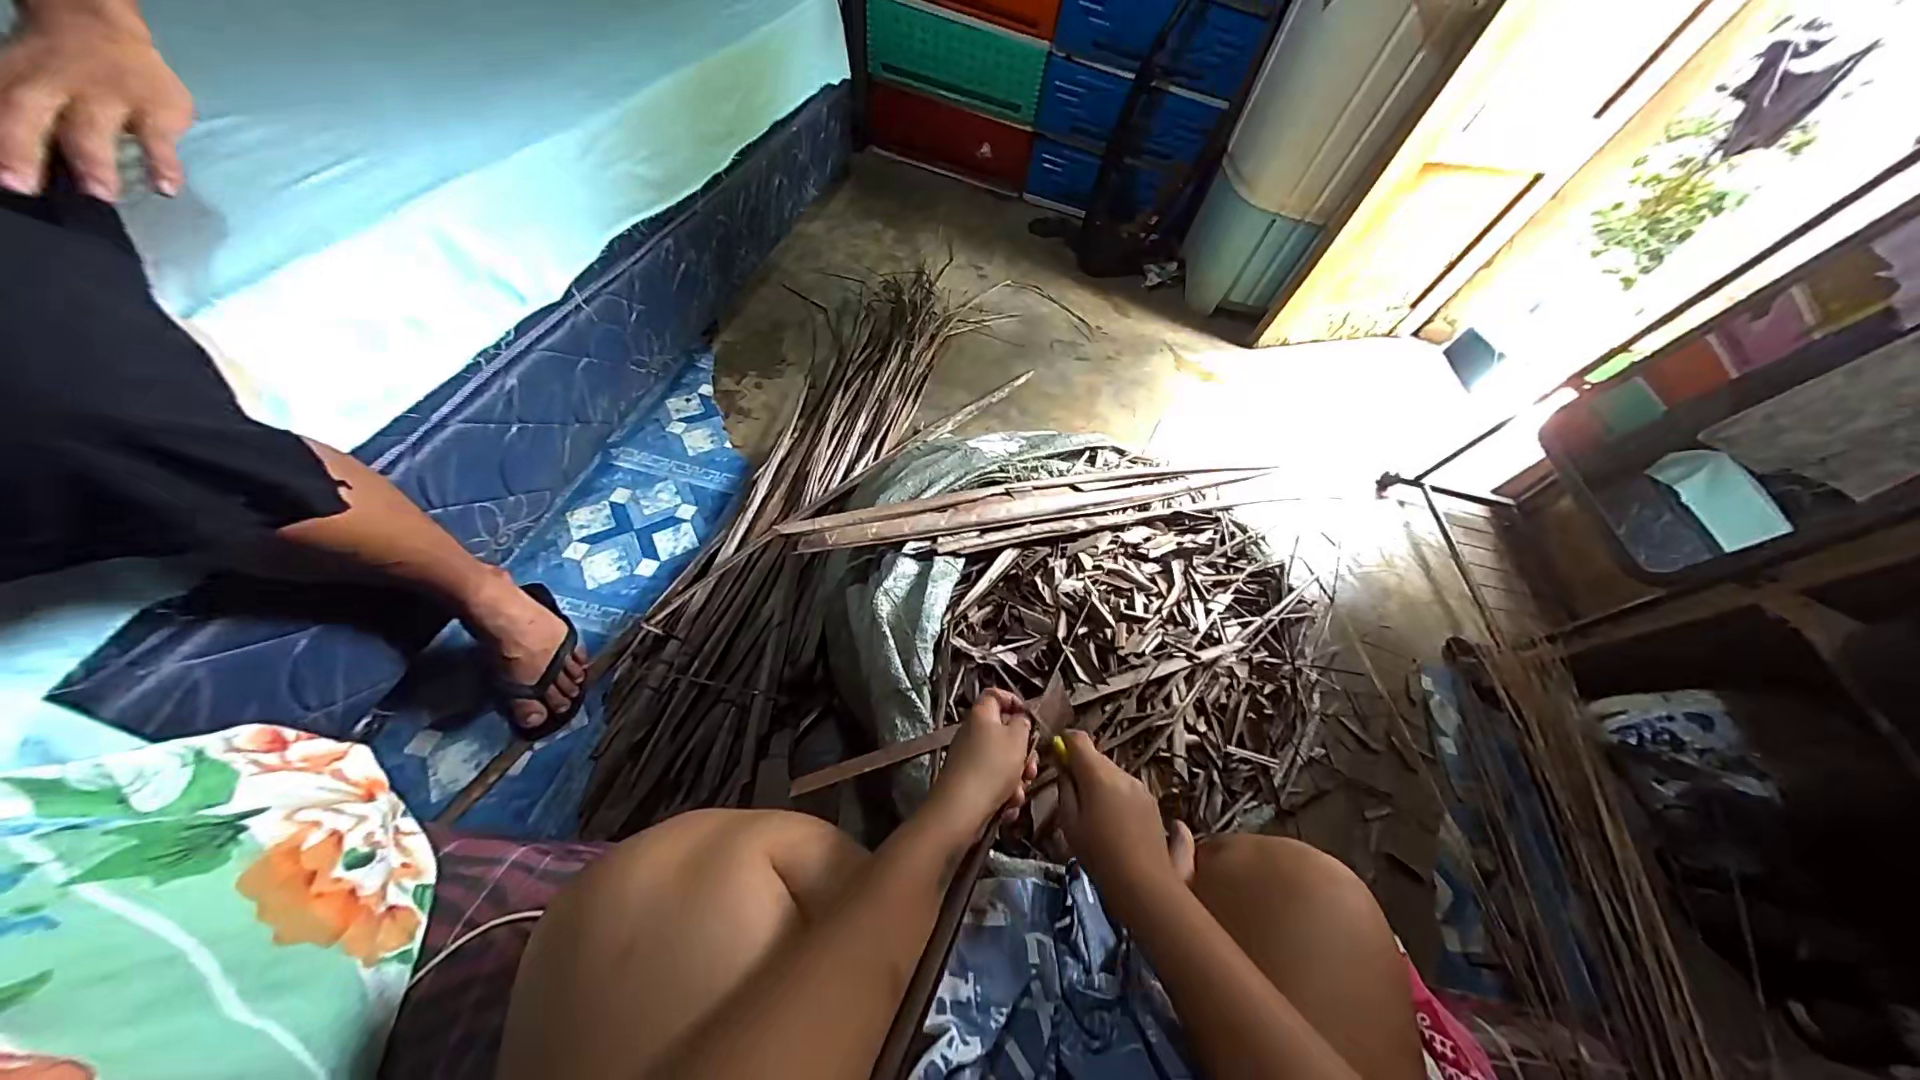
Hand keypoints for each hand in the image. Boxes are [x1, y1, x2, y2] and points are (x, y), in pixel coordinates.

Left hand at [0, 0, 192, 197]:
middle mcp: (62, 87)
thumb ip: (26, 117)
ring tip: (104, 194)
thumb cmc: (59, 65)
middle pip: (41, 119)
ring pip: (98, 130)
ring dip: (99, 162)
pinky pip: (161, 142)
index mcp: (24, 81)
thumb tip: (29, 164)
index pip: (8, 114)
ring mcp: (115, 97)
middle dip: (35, 152)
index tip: (14, 185)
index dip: (10, 149)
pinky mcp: (160, 110)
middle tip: (35, 188)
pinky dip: (165, 166)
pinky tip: (167, 187)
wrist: (99, 26)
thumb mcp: (27, 78)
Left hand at [925, 689, 1036, 837]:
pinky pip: (994, 780)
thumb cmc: (993, 766)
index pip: (996, 695)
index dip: (1014, 702)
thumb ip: (1023, 723)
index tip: (1029, 718)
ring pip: (1003, 760)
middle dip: (1023, 752)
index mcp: (981, 714)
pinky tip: (1009, 805)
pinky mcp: (969, 780)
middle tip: (1031, 768)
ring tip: (1018, 792)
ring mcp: (969, 757)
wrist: (961, 808)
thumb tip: (1020, 719)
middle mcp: (972, 732)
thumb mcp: (1018, 739)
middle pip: (1005, 733)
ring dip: (1017, 776)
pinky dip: (1004, 791)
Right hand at [1053, 730, 1181, 898]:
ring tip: (1094, 812)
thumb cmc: (1098, 854)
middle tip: (1072, 792)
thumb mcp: (1069, 822)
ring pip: (1113, 774)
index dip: (1065, 741)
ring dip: (1100, 783)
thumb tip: (1064, 768)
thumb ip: (1065, 788)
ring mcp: (1140, 787)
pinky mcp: (1152, 802)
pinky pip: (1127, 788)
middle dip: (1083, 767)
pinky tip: (1114, 821)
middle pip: (1097, 758)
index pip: (1079, 739)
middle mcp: (1121, 774)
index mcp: (1098, 774)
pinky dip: (1116, 795)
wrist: (1144, 883)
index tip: (1057, 754)